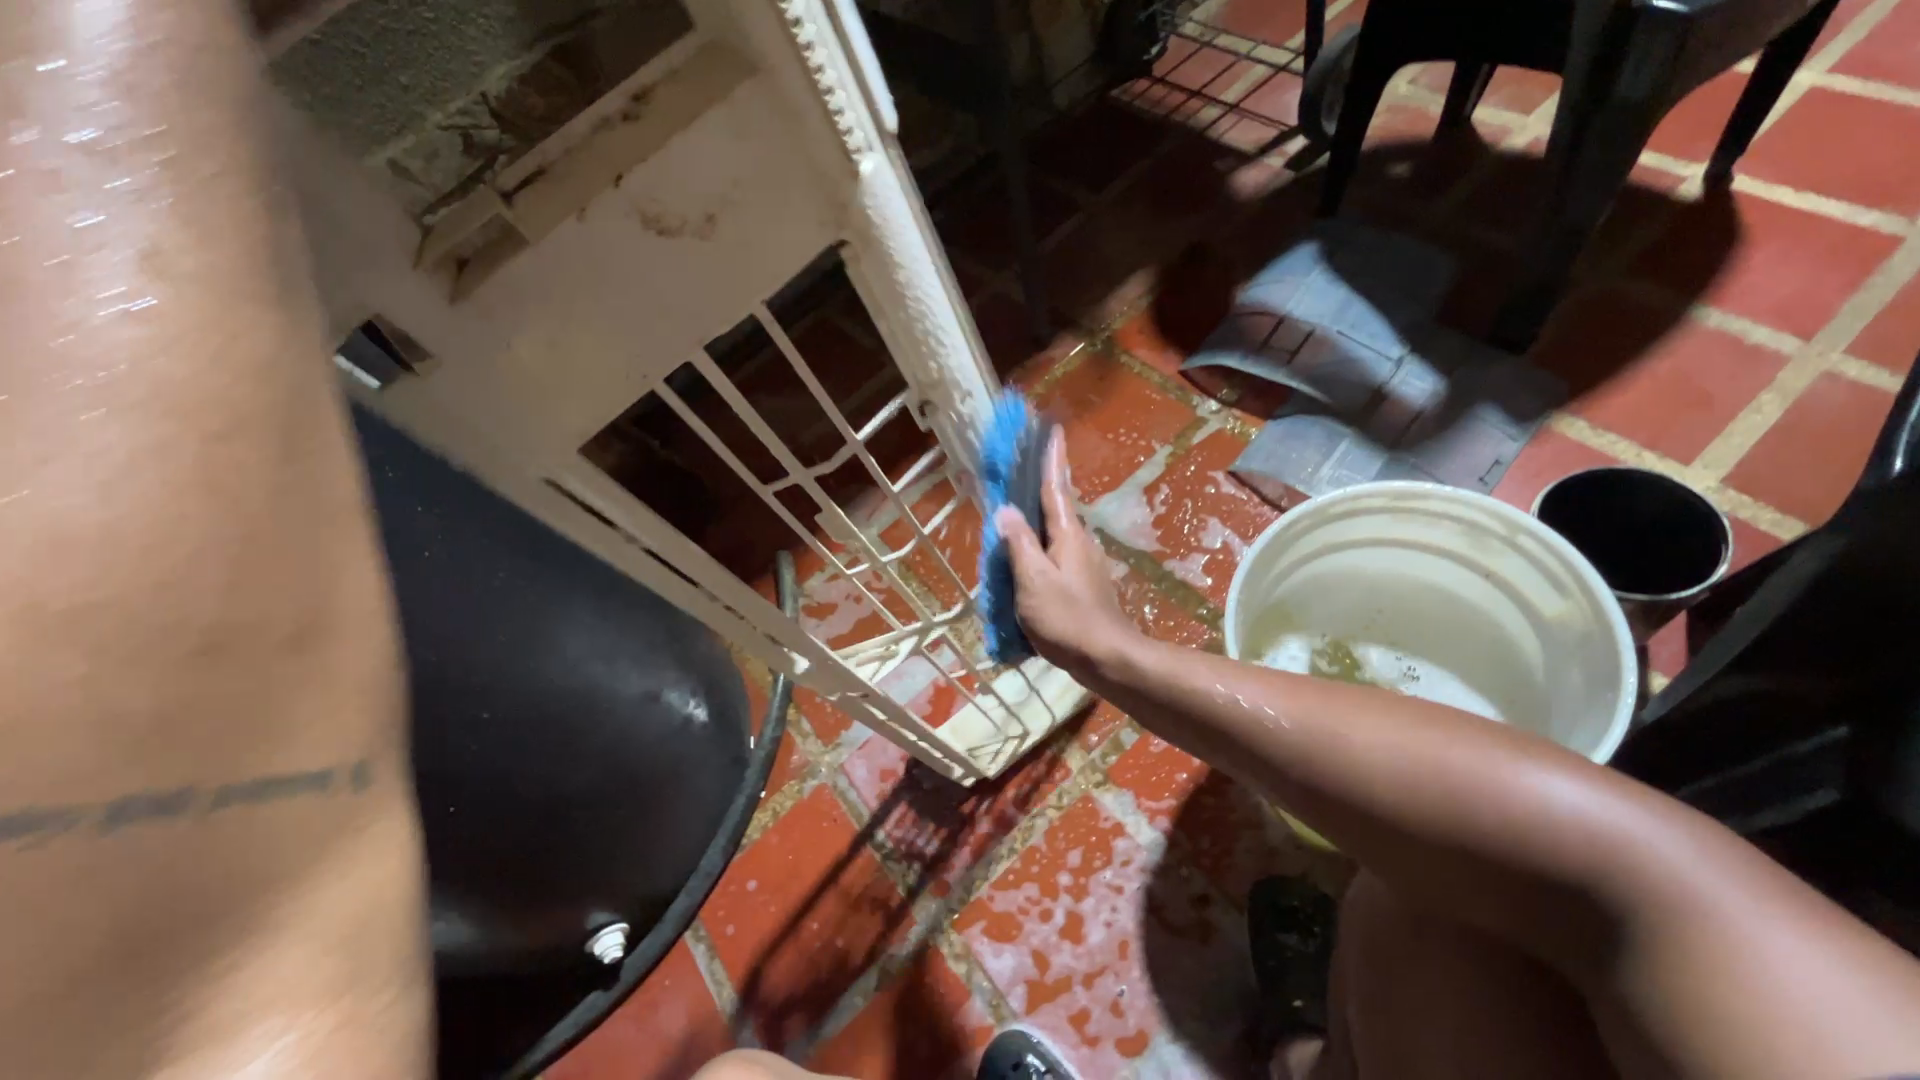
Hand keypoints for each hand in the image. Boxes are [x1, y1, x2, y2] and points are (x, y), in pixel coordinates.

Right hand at [993, 429, 1141, 679]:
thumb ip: (1018, 544)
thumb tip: (1006, 509)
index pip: (1056, 488)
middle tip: (1023, 467)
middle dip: (1042, 486)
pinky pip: (1056, 556)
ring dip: (1037, 521)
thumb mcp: (1033, 580)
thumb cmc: (1067, 618)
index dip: (1052, 459)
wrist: (1106, 658)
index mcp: (1068, 535)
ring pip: (1055, 534)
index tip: (1052, 430)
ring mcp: (1084, 564)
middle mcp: (1080, 542)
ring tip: (1016, 513)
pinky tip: (1026, 561)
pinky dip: (1039, 550)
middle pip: (1057, 508)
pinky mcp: (1083, 586)